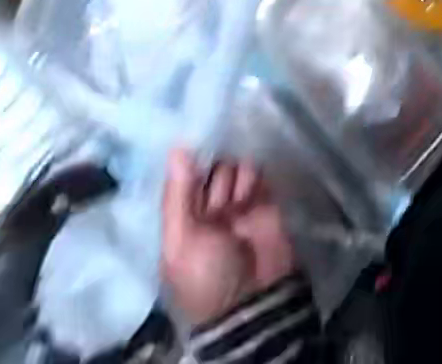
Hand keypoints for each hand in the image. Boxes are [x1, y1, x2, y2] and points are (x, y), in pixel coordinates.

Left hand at [161, 149, 297, 326]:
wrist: (255, 303)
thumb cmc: (207, 276)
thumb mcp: (182, 241)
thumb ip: (178, 194)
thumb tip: (176, 148)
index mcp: (184, 219)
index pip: (185, 178)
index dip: (190, 161)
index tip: (196, 138)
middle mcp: (210, 209)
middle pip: (212, 169)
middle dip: (217, 167)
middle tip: (220, 176)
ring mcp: (239, 206)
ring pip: (235, 169)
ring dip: (237, 172)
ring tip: (239, 195)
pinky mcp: (265, 204)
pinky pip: (259, 176)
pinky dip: (256, 172)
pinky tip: (252, 180)